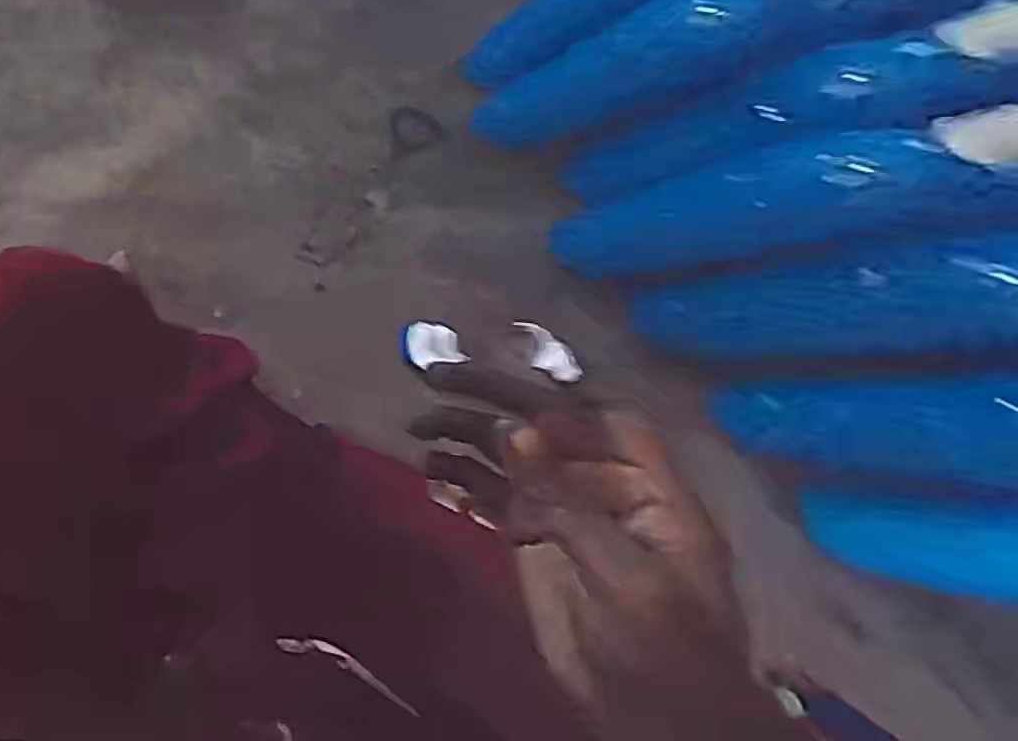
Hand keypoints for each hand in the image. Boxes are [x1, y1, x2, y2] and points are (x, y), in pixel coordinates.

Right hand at [410, 360, 808, 740]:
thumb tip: (511, 430)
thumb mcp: (626, 576)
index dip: (555, 391)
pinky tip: (431, 471)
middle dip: (488, 398)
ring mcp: (559, 508)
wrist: (650, 719)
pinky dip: (457, 475)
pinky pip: (486, 489)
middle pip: (542, 426)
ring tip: (420, 429)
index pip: (604, 417)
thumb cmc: (662, 649)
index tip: (499, 375)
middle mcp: (598, 486)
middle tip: (433, 376)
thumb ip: (566, 502)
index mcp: (644, 489)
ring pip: (505, 453)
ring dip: (462, 434)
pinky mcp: (526, 532)